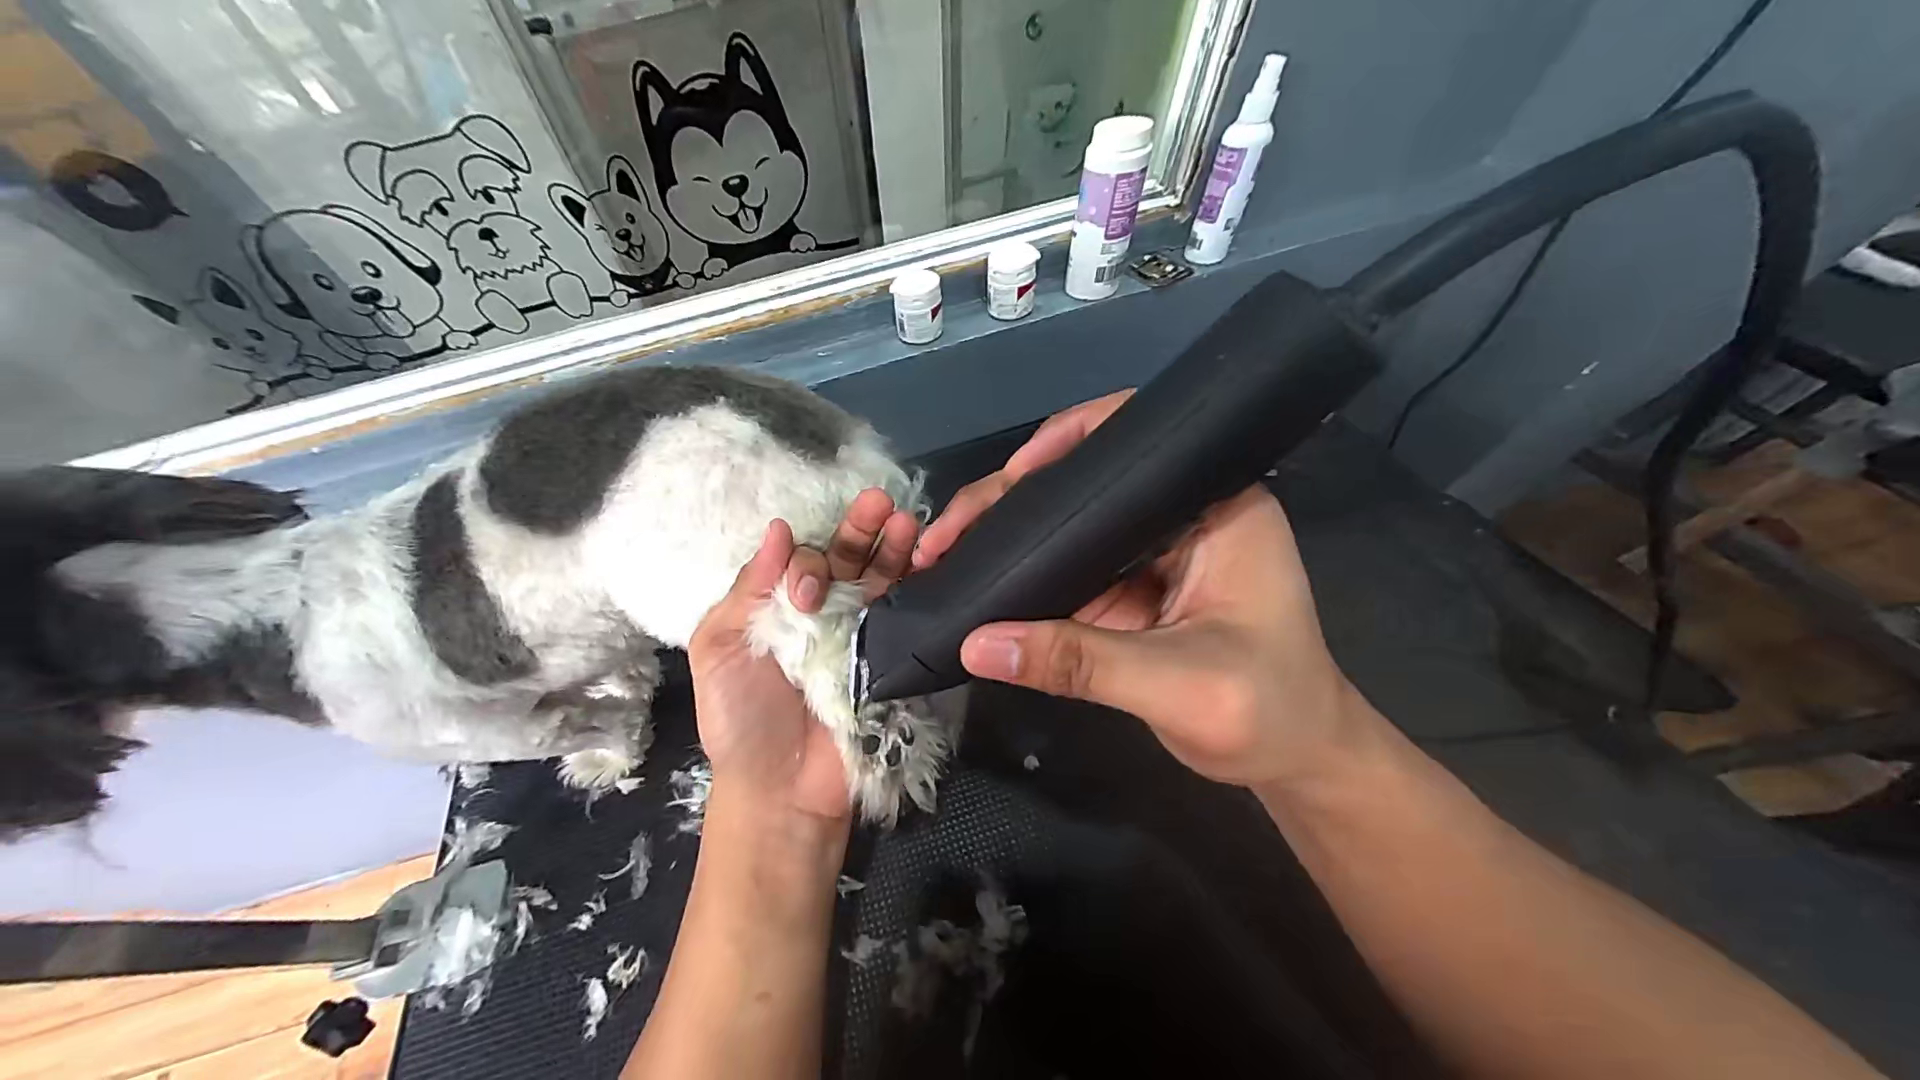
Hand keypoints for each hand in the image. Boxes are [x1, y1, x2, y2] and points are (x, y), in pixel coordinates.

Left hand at [687, 492, 919, 822]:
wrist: (783, 788)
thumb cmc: (741, 719)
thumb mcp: (720, 647)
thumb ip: (749, 589)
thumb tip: (780, 528)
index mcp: (783, 604)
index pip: (806, 559)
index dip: (810, 561)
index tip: (806, 593)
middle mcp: (826, 610)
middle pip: (849, 558)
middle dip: (862, 528)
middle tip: (879, 500)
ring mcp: (864, 632)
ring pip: (882, 578)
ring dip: (895, 546)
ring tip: (907, 521)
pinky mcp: (893, 657)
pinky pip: (909, 614)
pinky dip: (920, 583)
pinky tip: (930, 558)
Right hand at [917, 391, 1366, 791]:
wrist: (1295, 762)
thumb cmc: (1268, 713)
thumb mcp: (1178, 686)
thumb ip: (1079, 663)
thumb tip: (976, 645)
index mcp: (1217, 507)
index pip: (1140, 442)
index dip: (1072, 440)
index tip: (1013, 472)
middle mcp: (1180, 516)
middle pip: (1089, 481)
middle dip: (1016, 496)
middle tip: (952, 525)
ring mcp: (1150, 553)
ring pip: (1069, 524)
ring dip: (1012, 534)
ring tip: (948, 546)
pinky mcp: (1128, 589)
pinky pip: (1066, 568)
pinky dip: (1024, 572)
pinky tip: (978, 576)